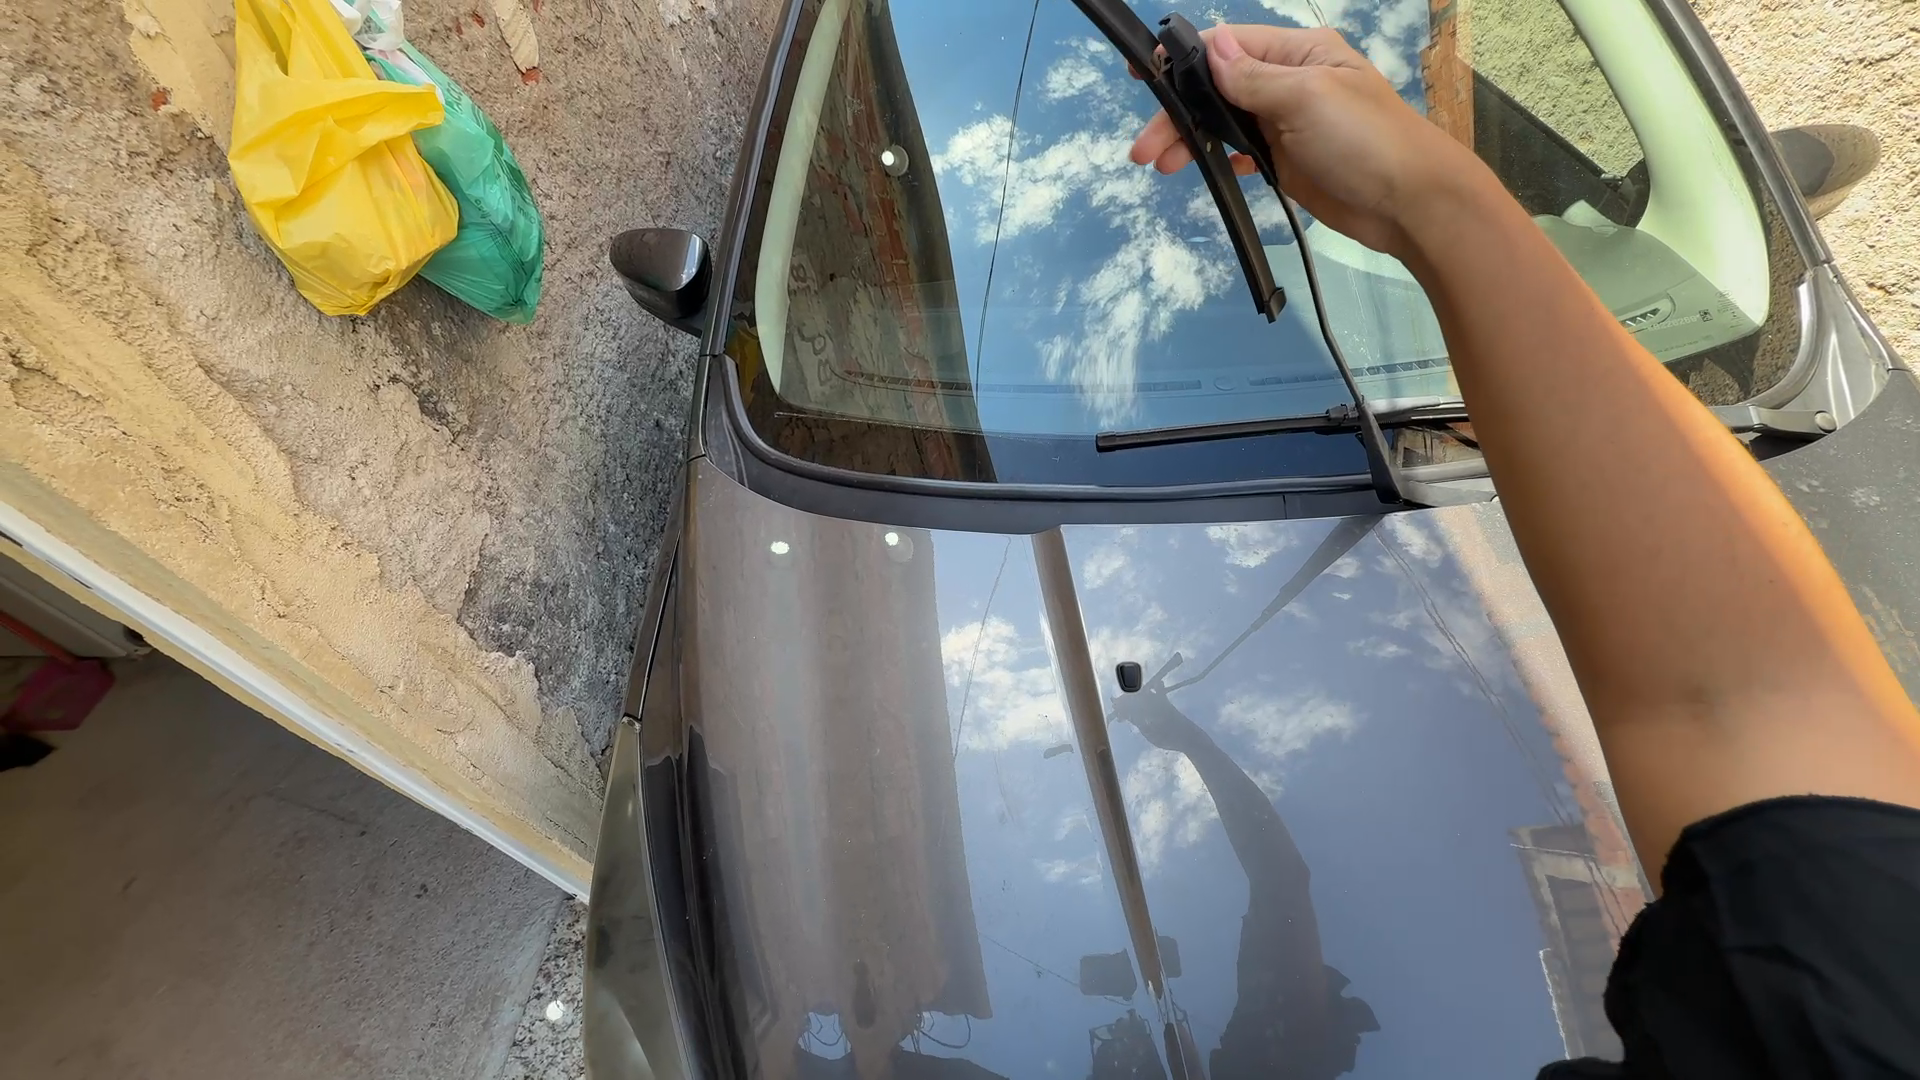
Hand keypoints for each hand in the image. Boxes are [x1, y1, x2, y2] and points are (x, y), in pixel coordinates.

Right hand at [1130, 24, 1488, 258]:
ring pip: (1222, 125)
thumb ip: (1254, 79)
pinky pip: (1239, 153)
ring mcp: (1284, 124)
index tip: (1141, 76)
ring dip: (1188, 141)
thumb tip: (1214, 47)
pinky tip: (1195, 170)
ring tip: (1158, 166)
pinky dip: (1215, 159)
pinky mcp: (1283, 160)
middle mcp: (1286, 83)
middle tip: (1141, 151)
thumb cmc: (1362, 140)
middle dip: (1177, 115)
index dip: (1182, 59)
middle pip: (1216, 91)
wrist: (1405, 201)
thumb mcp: (1306, 98)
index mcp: (1296, 54)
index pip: (1228, 47)